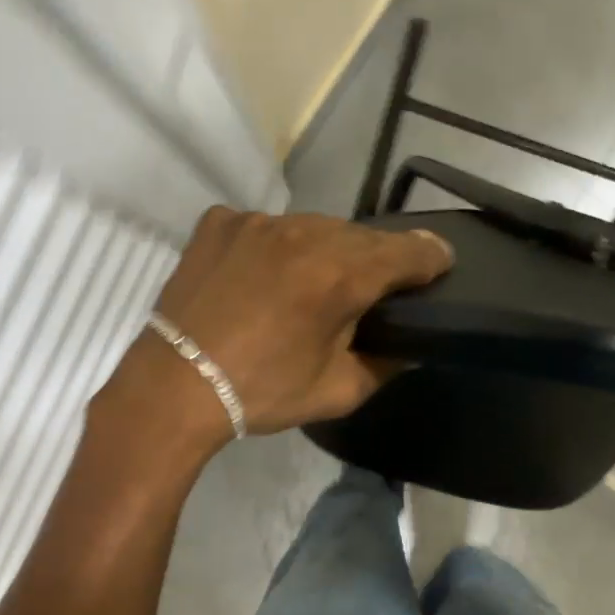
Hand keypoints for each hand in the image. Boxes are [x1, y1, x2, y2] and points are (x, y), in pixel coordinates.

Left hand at [112, 207, 452, 441]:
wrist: (174, 386)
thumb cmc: (263, 391)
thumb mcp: (339, 391)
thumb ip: (386, 363)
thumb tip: (410, 347)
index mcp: (342, 275)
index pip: (409, 250)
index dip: (432, 258)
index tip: (440, 266)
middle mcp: (305, 234)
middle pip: (362, 237)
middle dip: (375, 260)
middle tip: (369, 292)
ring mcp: (259, 222)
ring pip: (314, 228)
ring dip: (323, 252)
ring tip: (309, 285)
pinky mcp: (221, 223)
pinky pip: (266, 227)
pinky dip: (273, 247)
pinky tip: (262, 277)